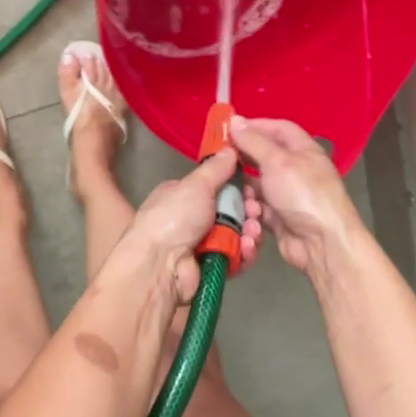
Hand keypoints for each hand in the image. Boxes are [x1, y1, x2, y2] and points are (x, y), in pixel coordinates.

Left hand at [108, 150, 260, 302]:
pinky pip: (235, 258)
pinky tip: (248, 248)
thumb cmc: (174, 218)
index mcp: (182, 195)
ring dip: (249, 232)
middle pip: (230, 212)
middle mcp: (191, 219)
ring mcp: (201, 244)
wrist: (160, 265)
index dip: (236, 187)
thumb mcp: (194, 186)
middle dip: (248, 211)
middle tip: (255, 211)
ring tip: (252, 231)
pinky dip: (244, 254)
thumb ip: (215, 169)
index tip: (251, 187)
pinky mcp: (211, 267)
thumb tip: (229, 149)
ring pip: (237, 235)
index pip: (216, 188)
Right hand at [229, 117, 365, 277]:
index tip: (229, 128)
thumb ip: (253, 141)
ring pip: (258, 183)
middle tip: (219, 158)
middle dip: (244, 157)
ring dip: (245, 187)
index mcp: (303, 151)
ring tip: (231, 189)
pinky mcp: (280, 217)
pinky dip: (250, 207)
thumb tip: (235, 120)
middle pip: (265, 156)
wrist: (322, 243)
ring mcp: (288, 195)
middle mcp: (296, 170)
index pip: (279, 129)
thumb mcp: (277, 161)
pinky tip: (241, 210)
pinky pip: (258, 206)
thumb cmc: (302, 194)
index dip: (256, 125)